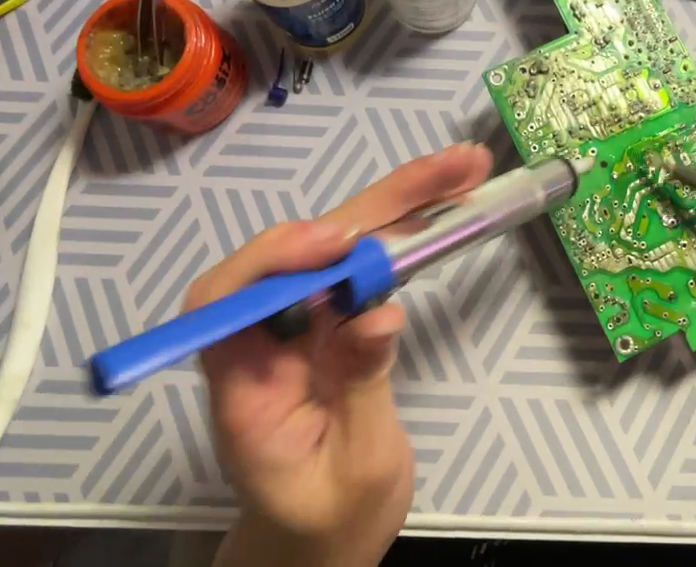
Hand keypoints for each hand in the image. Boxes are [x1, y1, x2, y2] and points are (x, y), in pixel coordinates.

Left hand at [190, 143, 493, 566]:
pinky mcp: (345, 313)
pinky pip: (373, 262)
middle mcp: (272, 330)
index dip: (275, 257)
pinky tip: (452, 200)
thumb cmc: (324, 518)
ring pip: (350, 241)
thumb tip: (380, 313)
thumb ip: (358, 386)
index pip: (230, 297)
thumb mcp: (350, 465)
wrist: (326, 536)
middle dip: (376, 203)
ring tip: (465, 166)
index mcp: (242, 376)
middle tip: (447, 167)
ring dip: (405, 199)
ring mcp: (311, 316)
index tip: (333, 243)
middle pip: (311, 247)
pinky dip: (413, 229)